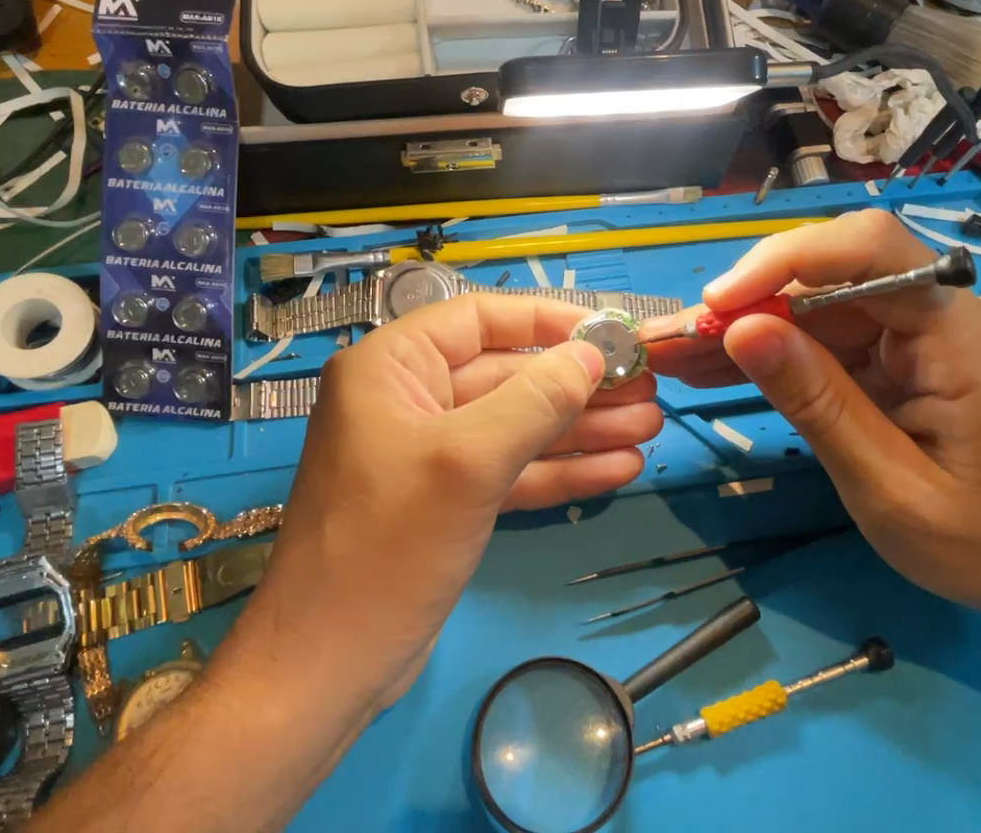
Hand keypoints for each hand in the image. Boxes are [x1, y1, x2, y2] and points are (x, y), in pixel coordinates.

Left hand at [234, 294, 662, 705]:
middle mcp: (410, 400)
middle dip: (577, 385)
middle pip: (507, 375)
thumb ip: (534, 401)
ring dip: (581, 428)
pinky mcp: (450, 502)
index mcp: (392, 367)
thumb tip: (590, 354)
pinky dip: (561, 470)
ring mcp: (431, 455)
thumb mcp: (467, 462)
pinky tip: (620, 468)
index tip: (610, 334)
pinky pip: (512, 471)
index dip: (548, 321)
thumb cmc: (389, 544)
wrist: (330, 663)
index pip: (479, 319)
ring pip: (516, 426)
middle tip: (647, 389)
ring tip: (650, 427)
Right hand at [649, 211, 980, 647]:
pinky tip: (724, 371)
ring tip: (678, 359)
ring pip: (824, 310)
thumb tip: (743, 330)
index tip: (717, 304)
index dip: (783, 261)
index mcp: (960, 333)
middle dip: (747, 306)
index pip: (868, 250)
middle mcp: (949, 313)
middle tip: (672, 341)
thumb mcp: (889, 486)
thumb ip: (817, 403)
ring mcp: (932, 334)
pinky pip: (839, 342)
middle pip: (833, 279)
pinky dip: (783, 358)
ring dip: (752, 333)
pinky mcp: (916, 358)